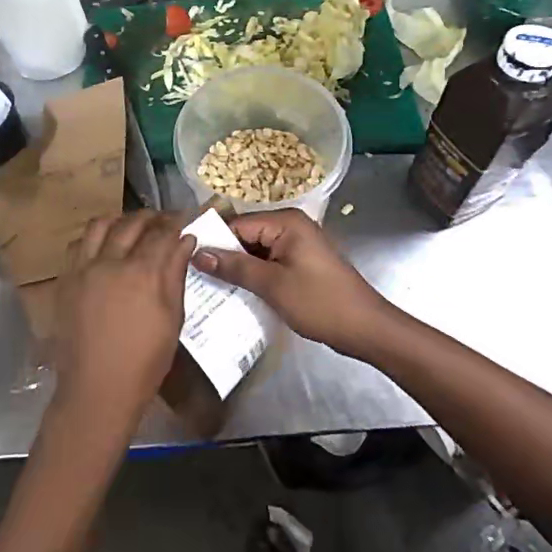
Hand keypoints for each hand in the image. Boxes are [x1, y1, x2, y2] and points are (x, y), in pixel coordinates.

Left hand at [52, 212, 196, 434]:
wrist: (97, 389)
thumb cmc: (145, 361)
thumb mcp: (172, 318)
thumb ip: (176, 274)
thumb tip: (185, 241)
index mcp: (143, 272)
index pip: (163, 233)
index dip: (177, 222)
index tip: (186, 219)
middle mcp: (110, 261)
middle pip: (132, 224)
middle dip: (152, 218)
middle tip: (164, 221)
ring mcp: (84, 268)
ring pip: (100, 225)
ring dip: (120, 220)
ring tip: (132, 227)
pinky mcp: (66, 279)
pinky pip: (78, 244)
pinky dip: (94, 237)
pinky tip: (104, 245)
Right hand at [191, 209, 399, 358]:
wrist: (366, 328)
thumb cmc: (320, 303)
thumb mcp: (272, 285)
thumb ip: (234, 266)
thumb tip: (197, 253)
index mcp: (286, 222)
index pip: (236, 224)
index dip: (212, 241)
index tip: (185, 259)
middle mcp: (290, 226)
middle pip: (244, 235)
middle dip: (222, 254)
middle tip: (192, 275)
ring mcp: (296, 245)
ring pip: (254, 251)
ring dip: (236, 267)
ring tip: (207, 285)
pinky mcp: (299, 263)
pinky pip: (267, 262)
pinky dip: (252, 275)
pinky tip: (234, 291)